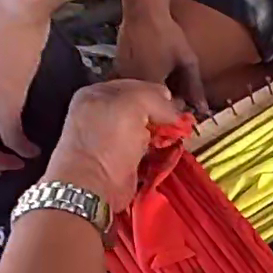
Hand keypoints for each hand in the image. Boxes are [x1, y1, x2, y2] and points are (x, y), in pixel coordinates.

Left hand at [42, 80, 184, 210]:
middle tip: (180, 123)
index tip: (177, 104)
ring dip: (163, 134)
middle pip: (141, 109)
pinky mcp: (121, 162)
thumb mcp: (132, 104)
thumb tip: (175, 109)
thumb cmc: (108, 139)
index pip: (135, 86)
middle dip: (162, 115)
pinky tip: (168, 152)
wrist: (93, 185)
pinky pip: (146, 151)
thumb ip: (155, 98)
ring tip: (177, 138)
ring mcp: (111, 140)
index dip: (158, 94)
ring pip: (146, 130)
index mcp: (97, 94)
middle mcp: (101, 115)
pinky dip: (159, 152)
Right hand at [115, 0, 207, 113]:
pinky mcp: (116, 67)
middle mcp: (134, 85)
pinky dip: (140, 82)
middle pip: (151, 103)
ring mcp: (122, 76)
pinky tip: (150, 69)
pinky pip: (130, 83)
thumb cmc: (167, 34)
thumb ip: (195, 87)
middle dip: (165, 100)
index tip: (184, 97)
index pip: (166, 109)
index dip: (178, 105)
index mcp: (152, 85)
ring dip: (152, 92)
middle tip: (175, 88)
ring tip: (163, 77)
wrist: (142, 9)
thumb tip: (204, 109)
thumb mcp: (187, 61)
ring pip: (140, 93)